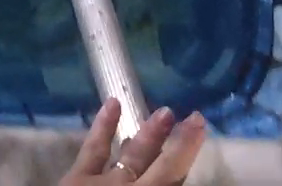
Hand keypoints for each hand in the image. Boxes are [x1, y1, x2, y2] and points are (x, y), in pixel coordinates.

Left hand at [58, 99, 206, 185]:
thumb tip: (176, 182)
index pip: (174, 182)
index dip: (189, 162)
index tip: (202, 141)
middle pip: (165, 169)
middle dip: (182, 145)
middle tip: (196, 118)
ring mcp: (105, 182)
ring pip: (133, 155)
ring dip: (150, 133)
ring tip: (166, 112)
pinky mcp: (79, 177)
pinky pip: (94, 148)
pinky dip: (104, 125)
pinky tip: (113, 102)